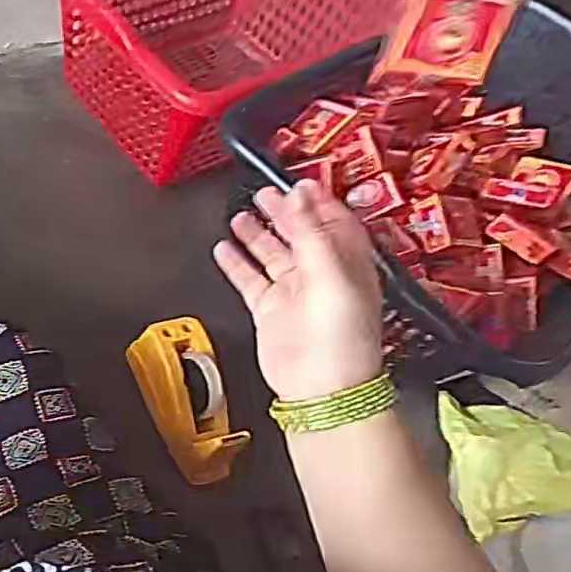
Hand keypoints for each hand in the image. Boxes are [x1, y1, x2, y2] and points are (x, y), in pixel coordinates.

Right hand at [213, 179, 384, 400]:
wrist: (322, 388)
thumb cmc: (341, 341)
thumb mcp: (332, 276)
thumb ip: (312, 233)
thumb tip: (300, 195)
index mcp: (345, 262)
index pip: (332, 220)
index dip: (315, 200)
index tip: (298, 182)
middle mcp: (320, 274)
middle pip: (298, 232)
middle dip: (282, 211)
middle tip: (264, 193)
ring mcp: (292, 292)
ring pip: (271, 253)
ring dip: (256, 234)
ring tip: (240, 216)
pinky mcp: (270, 311)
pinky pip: (249, 280)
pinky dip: (236, 264)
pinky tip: (225, 250)